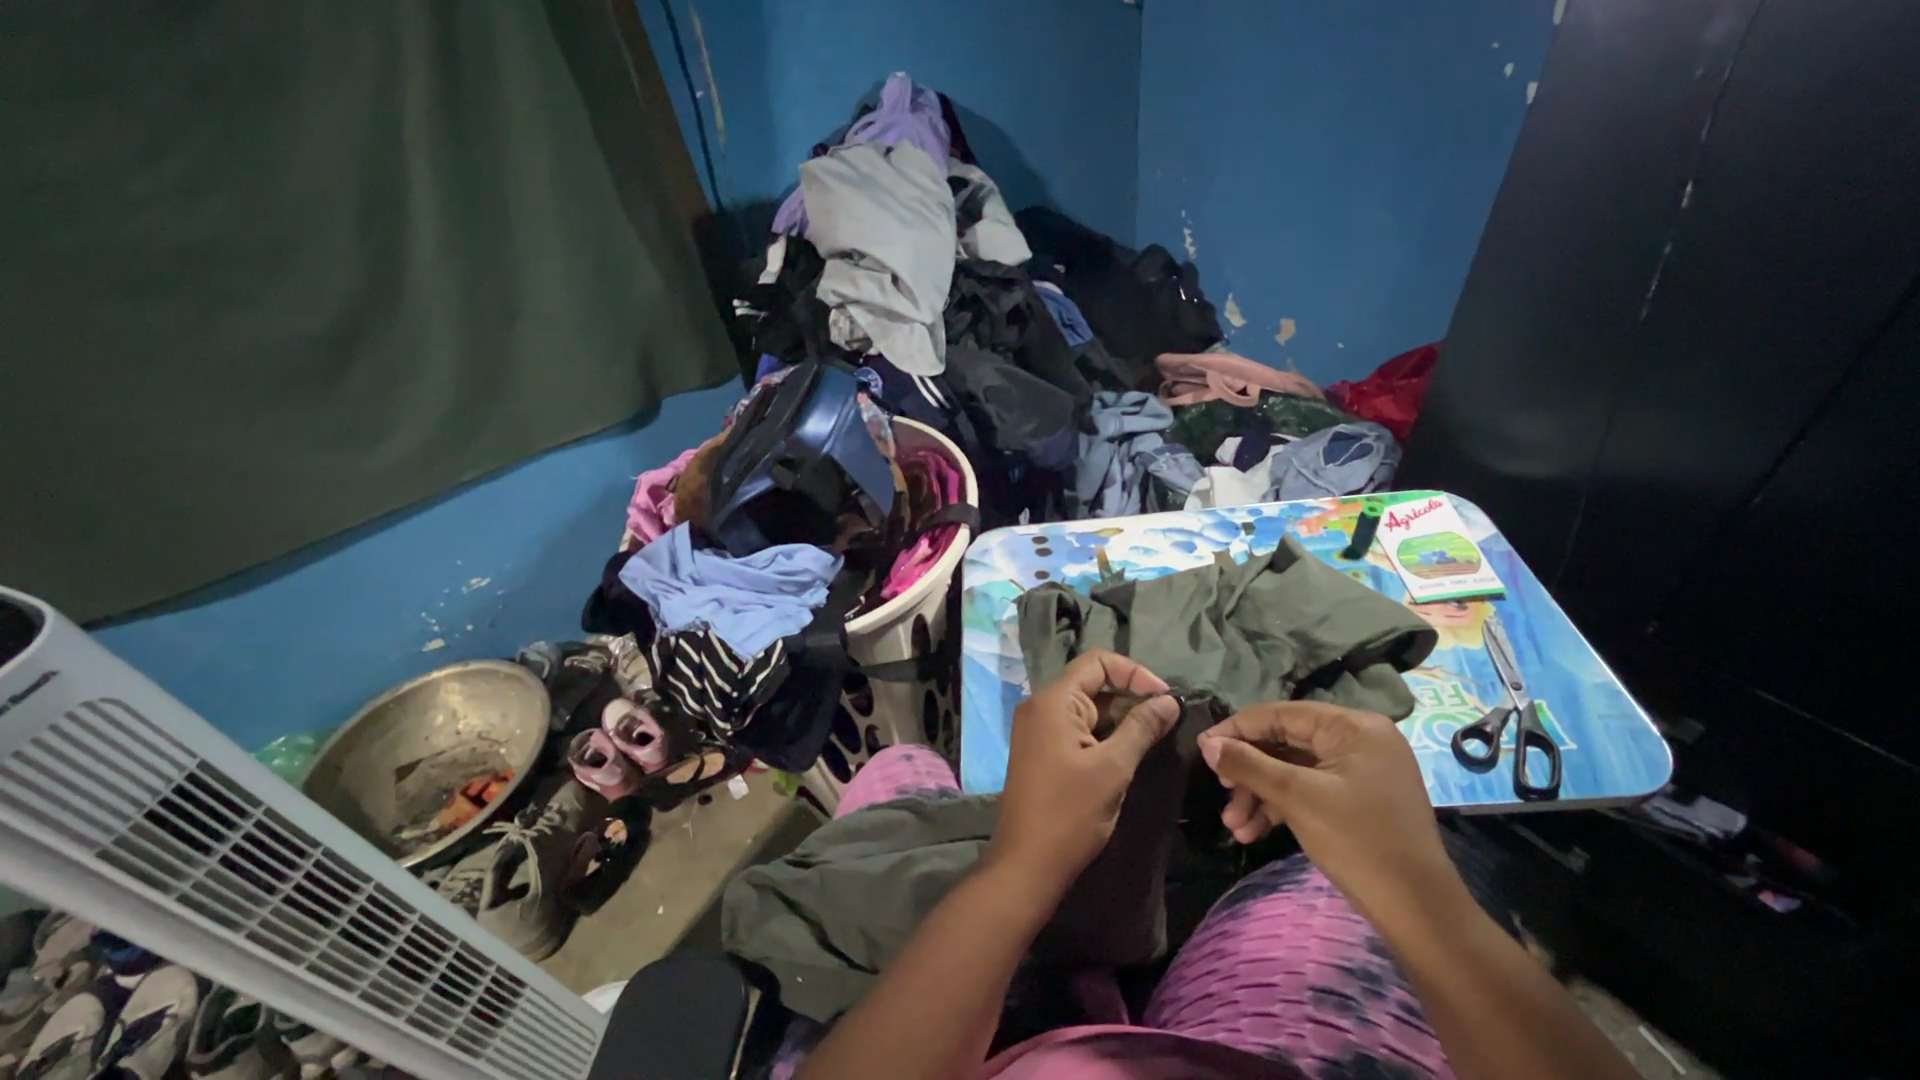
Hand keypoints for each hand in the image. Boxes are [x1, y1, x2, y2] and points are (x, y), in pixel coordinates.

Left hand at [989, 651, 1179, 893]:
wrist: (1027, 864)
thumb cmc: (1070, 813)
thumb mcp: (1113, 767)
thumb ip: (1141, 728)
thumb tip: (1169, 701)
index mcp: (1053, 701)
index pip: (1098, 662)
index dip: (1135, 673)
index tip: (1165, 699)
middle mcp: (1040, 707)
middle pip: (1092, 682)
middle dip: (1131, 696)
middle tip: (1165, 721)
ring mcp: (1038, 730)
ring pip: (1087, 707)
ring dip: (1120, 717)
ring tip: (1153, 737)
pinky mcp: (1041, 751)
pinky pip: (1077, 728)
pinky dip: (1104, 733)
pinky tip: (1128, 752)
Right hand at [1197, 702, 1456, 923]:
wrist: (1417, 910)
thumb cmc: (1359, 842)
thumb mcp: (1297, 798)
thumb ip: (1249, 765)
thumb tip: (1207, 744)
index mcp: (1354, 727)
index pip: (1282, 714)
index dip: (1238, 730)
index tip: (1202, 749)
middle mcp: (1359, 741)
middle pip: (1286, 743)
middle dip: (1249, 772)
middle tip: (1222, 793)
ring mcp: (1360, 771)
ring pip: (1293, 770)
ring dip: (1260, 795)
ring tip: (1234, 826)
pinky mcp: (1357, 799)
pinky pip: (1308, 790)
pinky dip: (1280, 807)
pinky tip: (1252, 832)